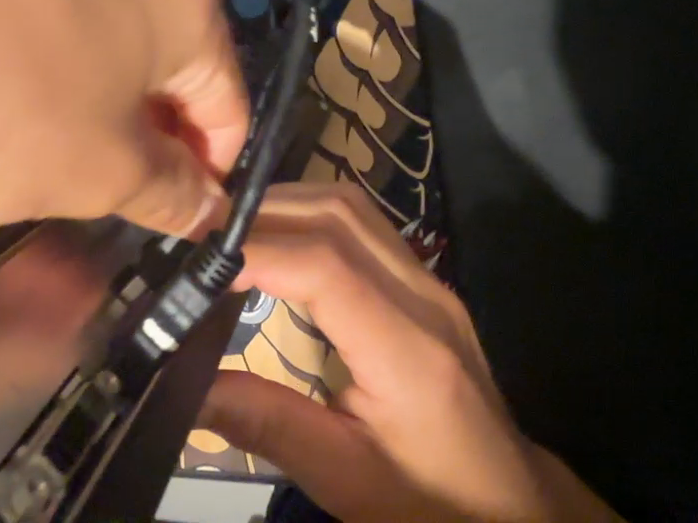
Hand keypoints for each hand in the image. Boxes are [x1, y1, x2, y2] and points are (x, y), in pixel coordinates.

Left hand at [0, 0, 247, 233]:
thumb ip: (168, 192)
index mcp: (180, 0)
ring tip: (27, 158)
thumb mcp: (95, 172)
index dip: (209, 174)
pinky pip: (30, 22)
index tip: (175, 224)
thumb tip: (208, 205)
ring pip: (93, 44)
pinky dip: (26, 73)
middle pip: (160, 66)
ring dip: (83, 108)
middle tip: (99, 200)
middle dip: (141, 140)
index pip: (227, 102)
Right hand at [197, 184, 620, 522]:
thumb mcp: (345, 478)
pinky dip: (307, 215)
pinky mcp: (422, 281)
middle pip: (336, 216)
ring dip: (284, 205)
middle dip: (260, 215)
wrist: (511, 505)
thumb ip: (266, 425)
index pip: (324, 264)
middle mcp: (423, 296)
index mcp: (407, 350)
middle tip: (197, 237)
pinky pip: (360, 221)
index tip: (195, 259)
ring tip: (227, 233)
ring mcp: (427, 281)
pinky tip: (275, 239)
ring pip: (349, 205)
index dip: (256, 249)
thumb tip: (186, 387)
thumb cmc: (429, 501)